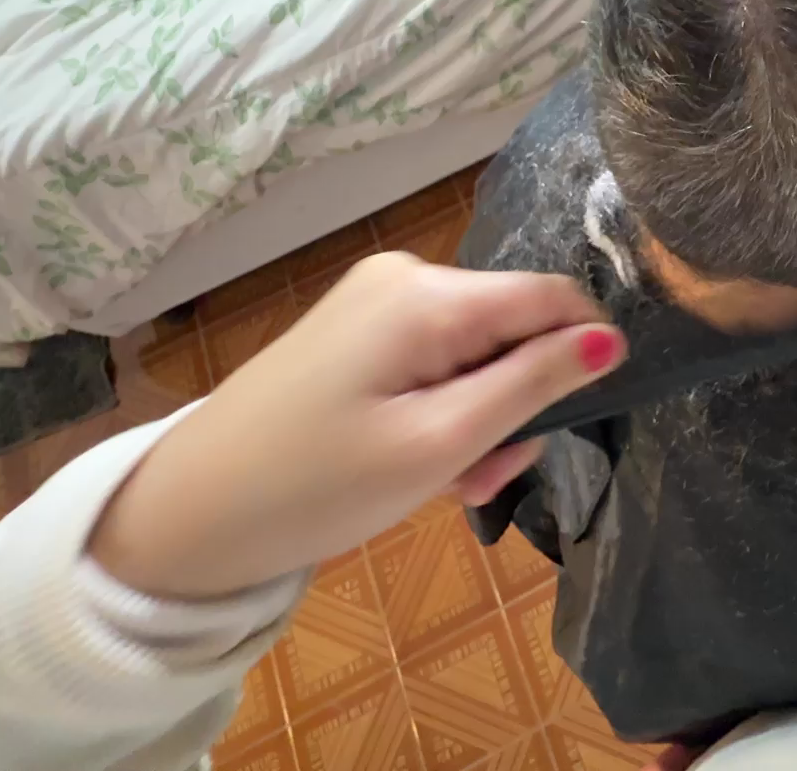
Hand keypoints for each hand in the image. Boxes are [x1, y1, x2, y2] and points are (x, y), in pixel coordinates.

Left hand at [88, 254, 625, 599]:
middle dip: (519, 399)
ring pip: (479, 347)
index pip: (552, 297)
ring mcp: (379, 299)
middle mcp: (408, 276)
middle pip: (513, 326)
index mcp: (429, 294)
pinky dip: (448, 404)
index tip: (572, 420)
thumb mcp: (442, 442)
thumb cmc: (318, 487)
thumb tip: (613, 339)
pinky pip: (439, 355)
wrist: (183, 519)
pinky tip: (424, 455)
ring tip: (454, 479)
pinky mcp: (361, 327)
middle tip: (490, 475)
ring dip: (484, 412)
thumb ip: (533, 383)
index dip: (584, 350)